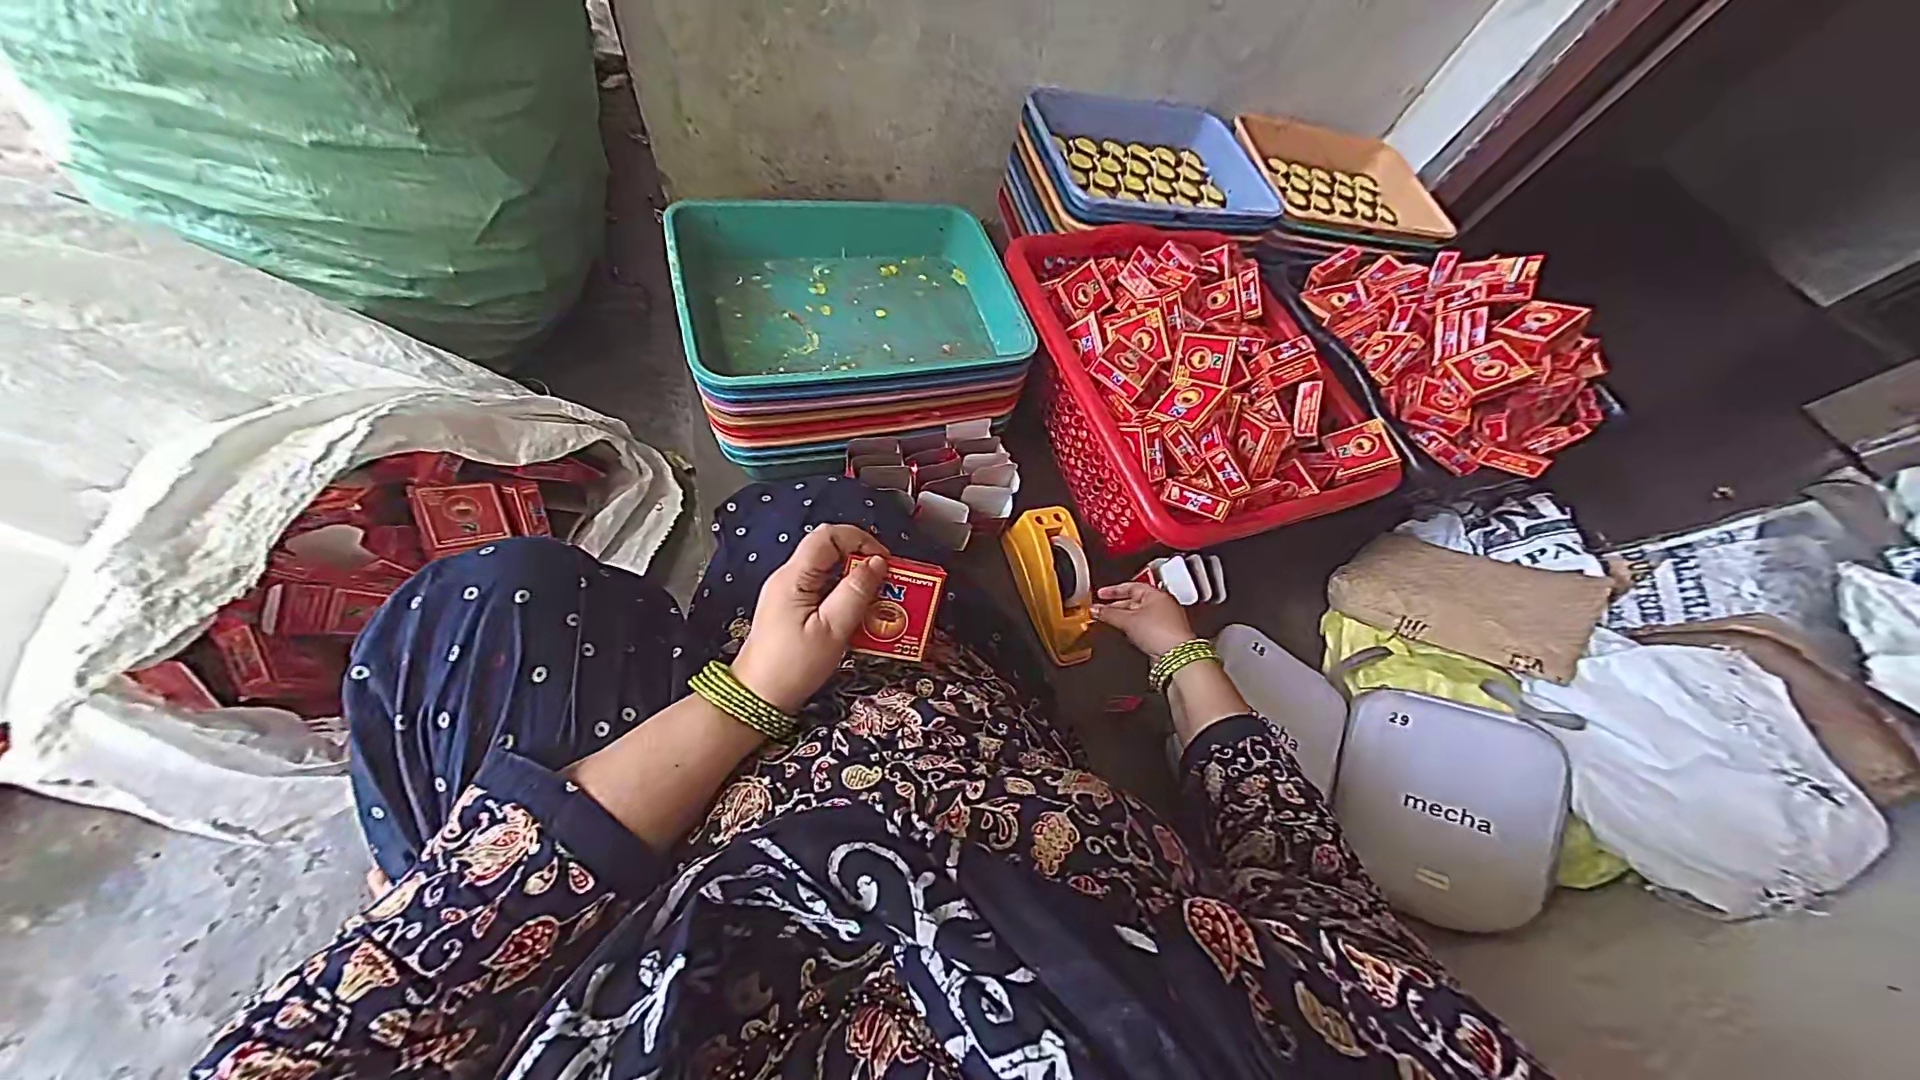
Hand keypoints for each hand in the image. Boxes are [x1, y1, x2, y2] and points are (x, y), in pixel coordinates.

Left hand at [731, 525, 890, 712]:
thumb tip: (877, 563)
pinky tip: (859, 615)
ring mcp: (789, 592)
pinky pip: (824, 589)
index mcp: (794, 577)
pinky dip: (845, 595)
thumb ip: (856, 592)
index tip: (884, 561)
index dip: (860, 540)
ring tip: (877, 600)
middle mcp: (788, 578)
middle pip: (830, 550)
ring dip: (856, 580)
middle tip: (886, 582)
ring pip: (829, 570)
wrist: (759, 697)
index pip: (828, 535)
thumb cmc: (792, 666)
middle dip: (862, 561)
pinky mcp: (793, 607)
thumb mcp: (832, 630)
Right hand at [1091, 581, 1197, 657]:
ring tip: (1110, 621)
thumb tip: (1096, 609)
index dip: (1113, 590)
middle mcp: (1163, 605)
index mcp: (1156, 595)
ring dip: (1123, 618)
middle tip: (1101, 610)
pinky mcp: (1164, 635)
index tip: (1101, 594)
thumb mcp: (1127, 620)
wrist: (1176, 655)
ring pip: (1138, 615)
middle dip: (1116, 606)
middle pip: (1134, 601)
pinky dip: (1132, 628)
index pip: (1130, 587)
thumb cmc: (1161, 633)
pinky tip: (1126, 633)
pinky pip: (1144, 627)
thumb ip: (1108, 613)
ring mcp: (1164, 620)